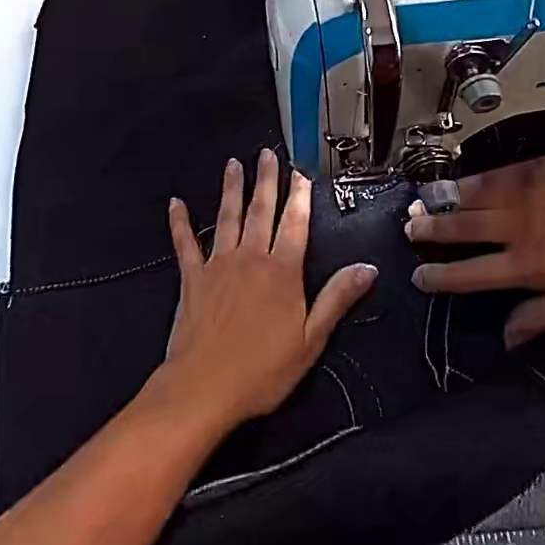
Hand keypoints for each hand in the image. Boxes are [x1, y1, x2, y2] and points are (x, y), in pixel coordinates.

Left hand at [159, 150, 376, 427]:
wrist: (201, 391)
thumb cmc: (262, 370)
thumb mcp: (311, 339)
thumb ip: (338, 298)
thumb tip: (368, 268)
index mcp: (282, 271)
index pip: (295, 223)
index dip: (300, 196)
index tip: (300, 173)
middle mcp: (251, 258)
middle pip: (261, 210)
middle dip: (266, 180)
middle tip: (267, 153)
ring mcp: (218, 265)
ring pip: (227, 218)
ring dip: (231, 189)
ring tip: (233, 164)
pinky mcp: (191, 280)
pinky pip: (185, 245)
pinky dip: (180, 223)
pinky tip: (176, 204)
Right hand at [406, 150, 544, 346]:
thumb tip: (510, 335)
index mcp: (534, 265)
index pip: (472, 273)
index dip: (441, 276)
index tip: (421, 275)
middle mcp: (524, 224)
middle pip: (464, 227)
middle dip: (431, 230)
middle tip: (410, 229)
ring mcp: (533, 188)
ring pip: (477, 193)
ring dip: (447, 199)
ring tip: (424, 199)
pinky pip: (501, 170)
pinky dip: (478, 176)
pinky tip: (468, 177)